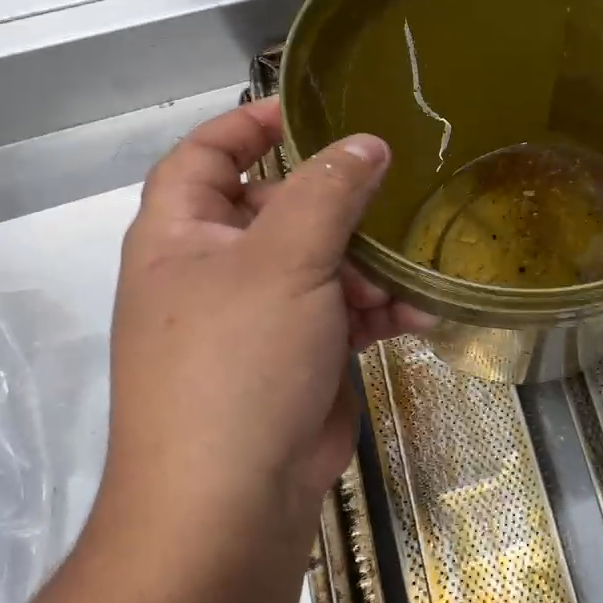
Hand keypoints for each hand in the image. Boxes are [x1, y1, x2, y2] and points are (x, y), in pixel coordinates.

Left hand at [103, 98, 429, 540]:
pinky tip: (419, 315)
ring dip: (372, 265)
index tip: (308, 108)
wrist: (235, 494)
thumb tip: (368, 143)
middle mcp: (218, 272)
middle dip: (340, 206)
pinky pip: (349, 311)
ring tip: (407, 277)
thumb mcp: (284, 263)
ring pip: (328, 262)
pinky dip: (382, 309)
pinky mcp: (303, 354)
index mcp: (183, 239)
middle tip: (393, 196)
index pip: (203, 158)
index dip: (247, 126)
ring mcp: (263, 316)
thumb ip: (328, 193)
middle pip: (283, 209)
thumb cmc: (238, 364)